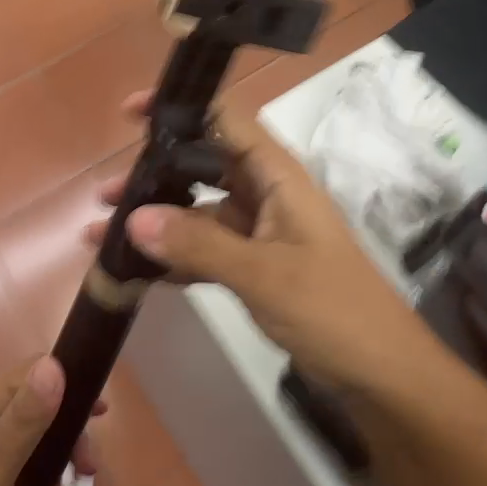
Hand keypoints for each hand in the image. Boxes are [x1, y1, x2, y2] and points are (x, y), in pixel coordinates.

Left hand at [0, 357, 104, 485]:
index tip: (102, 414)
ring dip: (49, 479)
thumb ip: (23, 420)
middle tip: (87, 476)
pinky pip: (7, 477)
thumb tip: (57, 362)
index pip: (31, 372)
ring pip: (24, 450)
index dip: (69, 386)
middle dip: (64, 443)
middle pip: (33, 413)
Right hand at [86, 92, 437, 392]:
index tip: (131, 112)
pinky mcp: (258, 269)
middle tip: (106, 195)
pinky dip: (175, 258)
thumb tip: (133, 218)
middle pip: (203, 168)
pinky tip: (137, 273)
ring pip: (200, 213)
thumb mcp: (263, 274)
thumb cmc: (332, 309)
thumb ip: (198, 245)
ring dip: (158, 222)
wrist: (383, 376)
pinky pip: (207, 251)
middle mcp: (268, 195)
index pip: (224, 121)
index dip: (181, 110)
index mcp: (278, 176)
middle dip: (154, 176)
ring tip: (102, 236)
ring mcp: (263, 233)